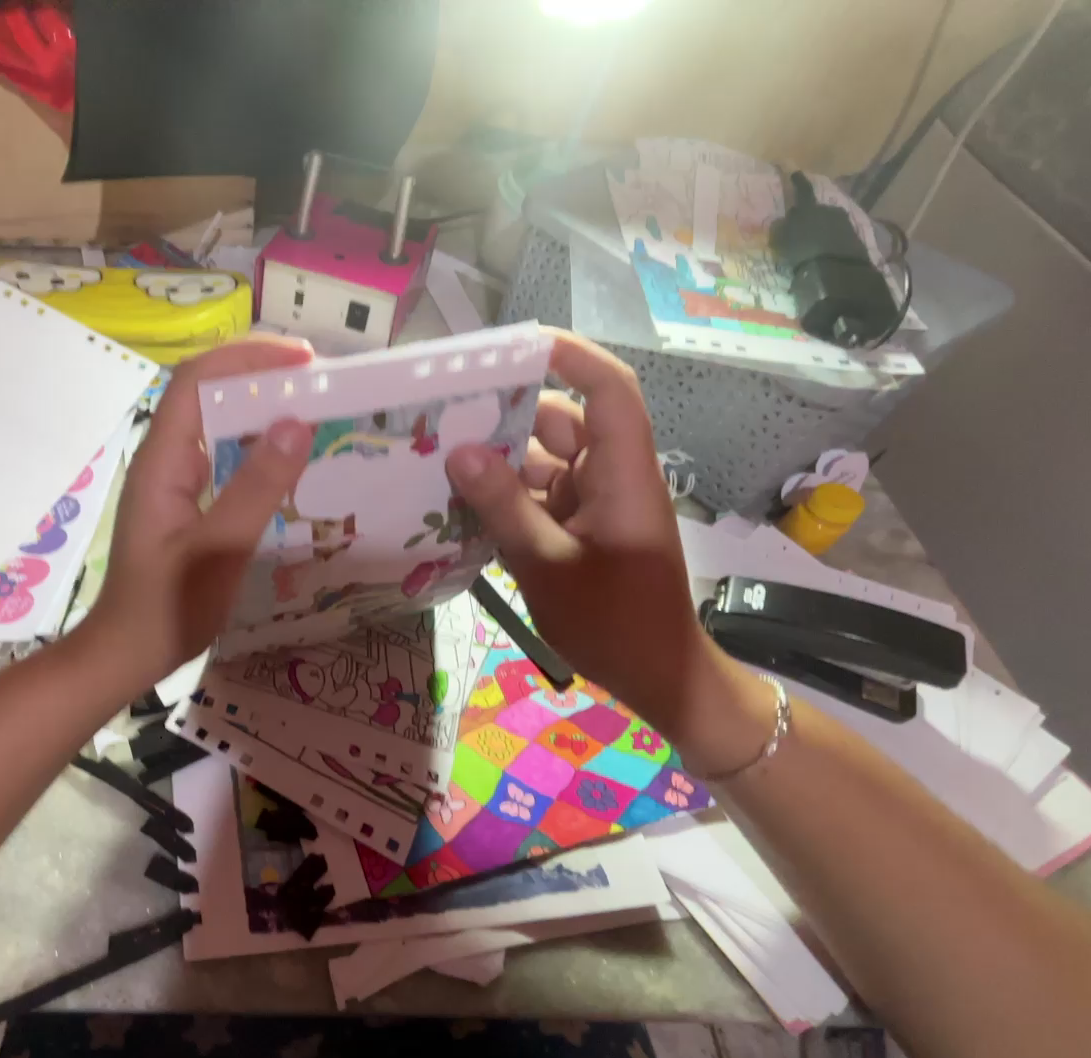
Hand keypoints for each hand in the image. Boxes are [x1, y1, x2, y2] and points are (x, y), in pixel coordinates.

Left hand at [81, 337, 313, 686]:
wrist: (126, 653)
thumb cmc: (169, 606)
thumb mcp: (220, 548)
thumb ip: (257, 487)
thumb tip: (297, 421)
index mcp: (163, 460)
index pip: (196, 380)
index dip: (247, 357)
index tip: (303, 360)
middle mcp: (163, 460)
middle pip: (205, 393)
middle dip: (257, 375)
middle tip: (316, 380)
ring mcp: (170, 482)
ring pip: (213, 424)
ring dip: (257, 408)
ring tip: (310, 408)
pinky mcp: (181, 504)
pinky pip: (219, 456)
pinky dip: (252, 445)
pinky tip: (284, 461)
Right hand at [444, 332, 720, 737]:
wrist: (658, 678)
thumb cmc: (616, 621)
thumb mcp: (549, 565)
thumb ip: (504, 506)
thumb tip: (457, 450)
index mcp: (622, 473)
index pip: (607, 390)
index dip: (568, 356)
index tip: (509, 346)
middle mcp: (607, 476)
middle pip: (560, 421)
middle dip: (503, 413)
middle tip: (440, 412)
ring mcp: (590, 504)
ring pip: (539, 461)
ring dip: (494, 460)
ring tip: (433, 457)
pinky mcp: (575, 530)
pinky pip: (533, 496)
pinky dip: (499, 496)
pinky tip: (454, 503)